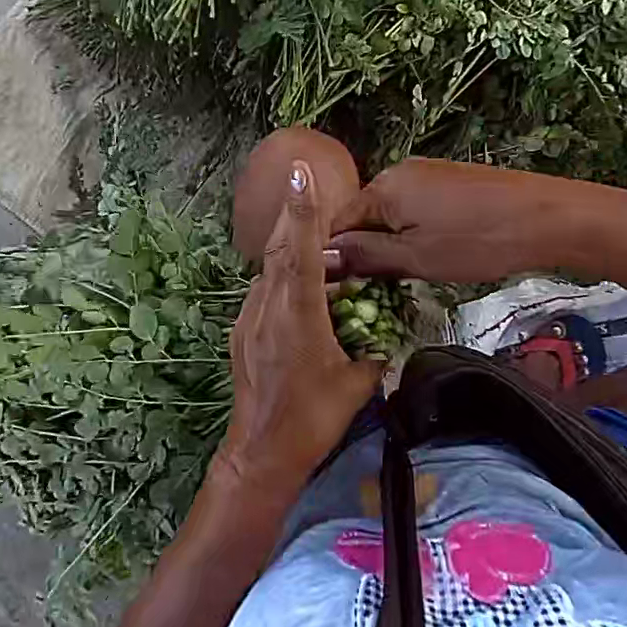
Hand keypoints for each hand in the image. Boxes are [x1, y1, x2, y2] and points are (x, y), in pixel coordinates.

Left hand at [218, 160, 384, 493]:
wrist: (260, 452)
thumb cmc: (313, 419)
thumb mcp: (355, 384)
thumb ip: (372, 353)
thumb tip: (383, 337)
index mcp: (297, 315)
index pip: (300, 251)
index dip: (303, 210)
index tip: (299, 173)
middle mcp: (267, 308)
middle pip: (279, 249)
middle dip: (294, 213)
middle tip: (304, 183)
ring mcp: (249, 318)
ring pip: (271, 269)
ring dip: (292, 247)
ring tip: (315, 237)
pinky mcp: (243, 330)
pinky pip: (267, 290)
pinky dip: (286, 276)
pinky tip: (305, 287)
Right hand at [329, 158, 596, 283]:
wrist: (547, 217)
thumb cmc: (477, 241)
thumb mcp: (414, 257)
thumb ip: (364, 255)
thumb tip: (321, 258)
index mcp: (383, 187)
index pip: (337, 224)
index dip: (336, 259)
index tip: (342, 290)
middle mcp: (399, 171)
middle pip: (364, 217)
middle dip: (366, 251)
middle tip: (379, 287)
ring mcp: (428, 173)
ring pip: (392, 214)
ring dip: (393, 244)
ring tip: (412, 272)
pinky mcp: (451, 181)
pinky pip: (416, 208)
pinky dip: (416, 232)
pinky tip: (437, 252)